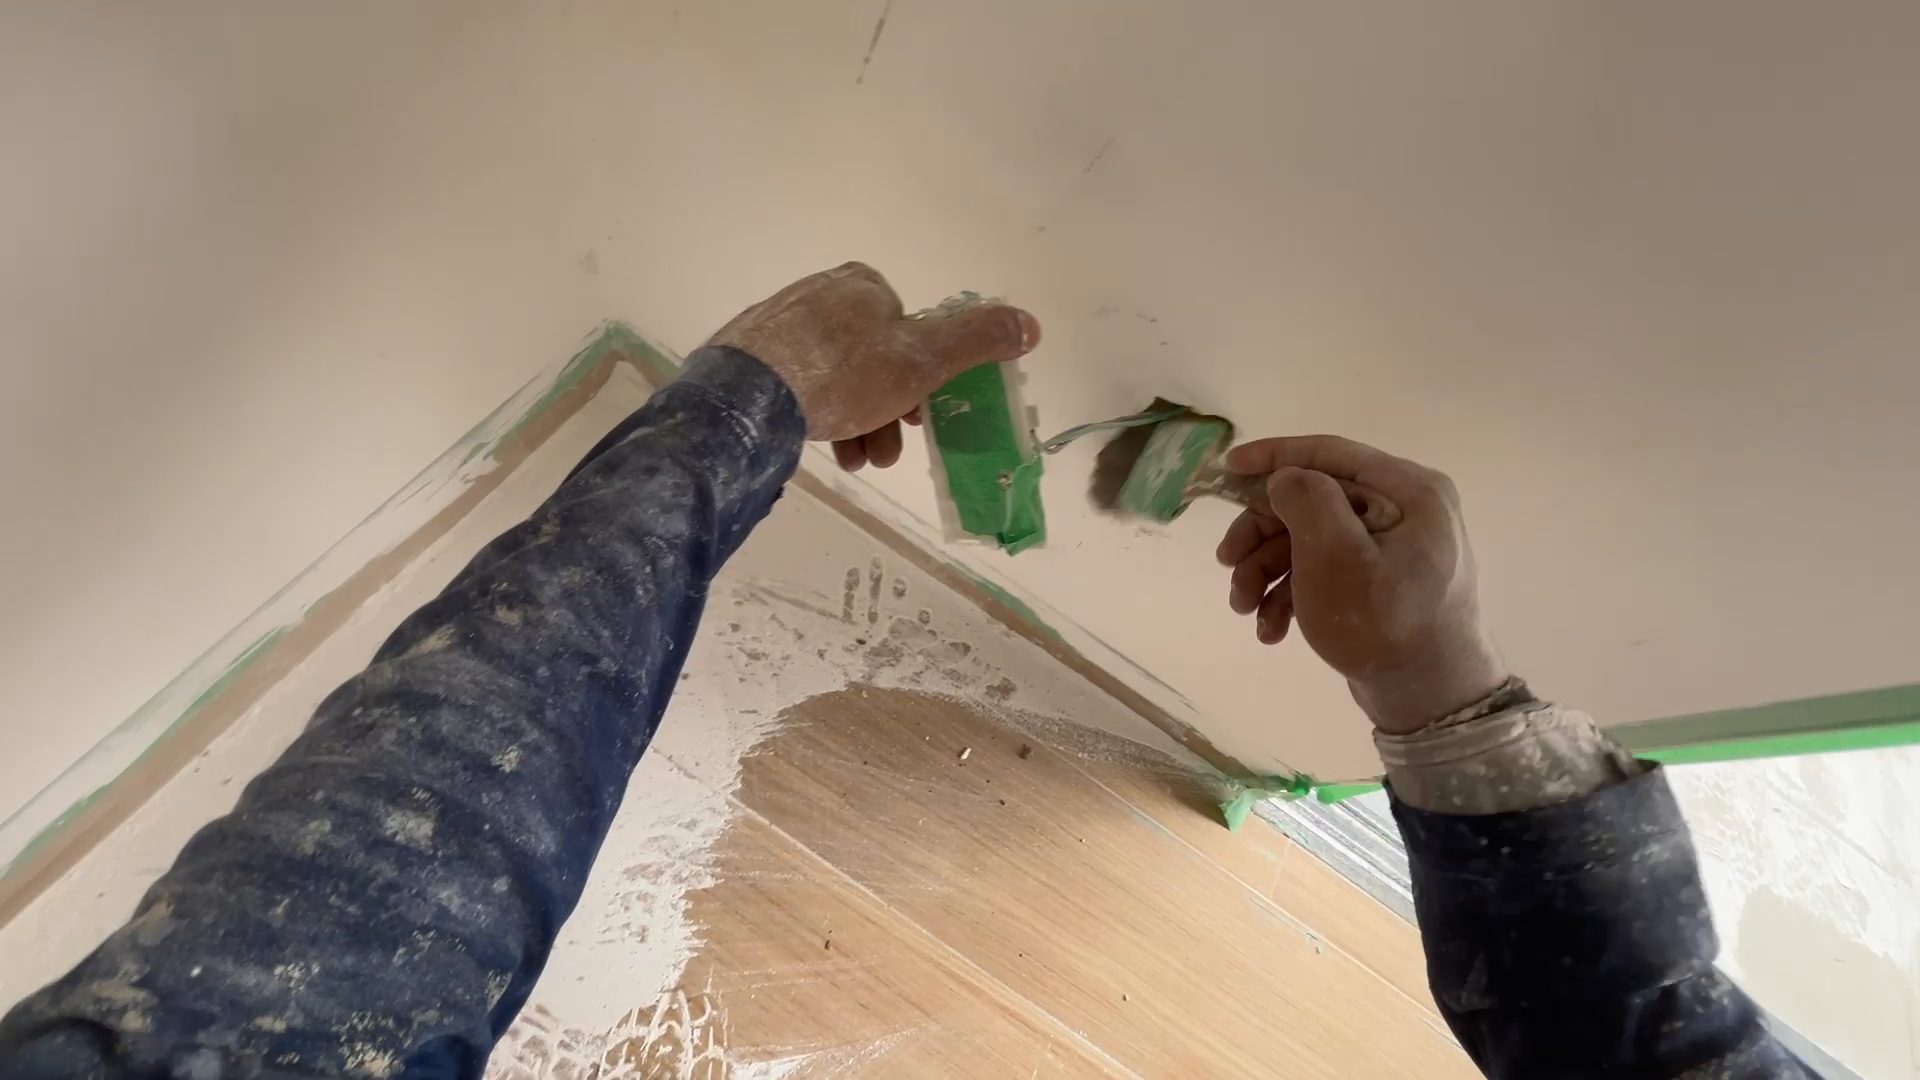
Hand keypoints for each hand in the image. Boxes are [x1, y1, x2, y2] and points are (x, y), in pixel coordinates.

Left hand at [709, 262, 1040, 469]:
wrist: (751, 399)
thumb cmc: (846, 373)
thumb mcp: (924, 360)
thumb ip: (978, 341)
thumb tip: (1031, 324)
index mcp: (862, 287)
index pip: (909, 332)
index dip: (922, 377)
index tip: (919, 414)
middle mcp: (822, 296)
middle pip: (876, 363)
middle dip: (891, 413)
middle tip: (890, 450)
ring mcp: (783, 326)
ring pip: (842, 382)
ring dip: (864, 427)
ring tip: (862, 461)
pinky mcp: (754, 358)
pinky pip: (806, 390)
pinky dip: (828, 421)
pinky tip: (833, 452)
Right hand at [1214, 435, 1506, 733]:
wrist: (1429, 700)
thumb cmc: (1383, 623)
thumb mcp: (1336, 555)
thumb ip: (1306, 501)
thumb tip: (1283, 480)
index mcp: (1406, 491)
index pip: (1328, 453)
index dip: (1272, 456)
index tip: (1226, 468)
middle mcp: (1400, 510)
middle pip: (1306, 503)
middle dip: (1259, 537)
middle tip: (1226, 566)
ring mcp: (1387, 547)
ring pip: (1303, 541)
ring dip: (1264, 573)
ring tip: (1245, 610)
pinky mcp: (1374, 579)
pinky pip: (1317, 571)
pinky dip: (1286, 596)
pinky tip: (1271, 629)